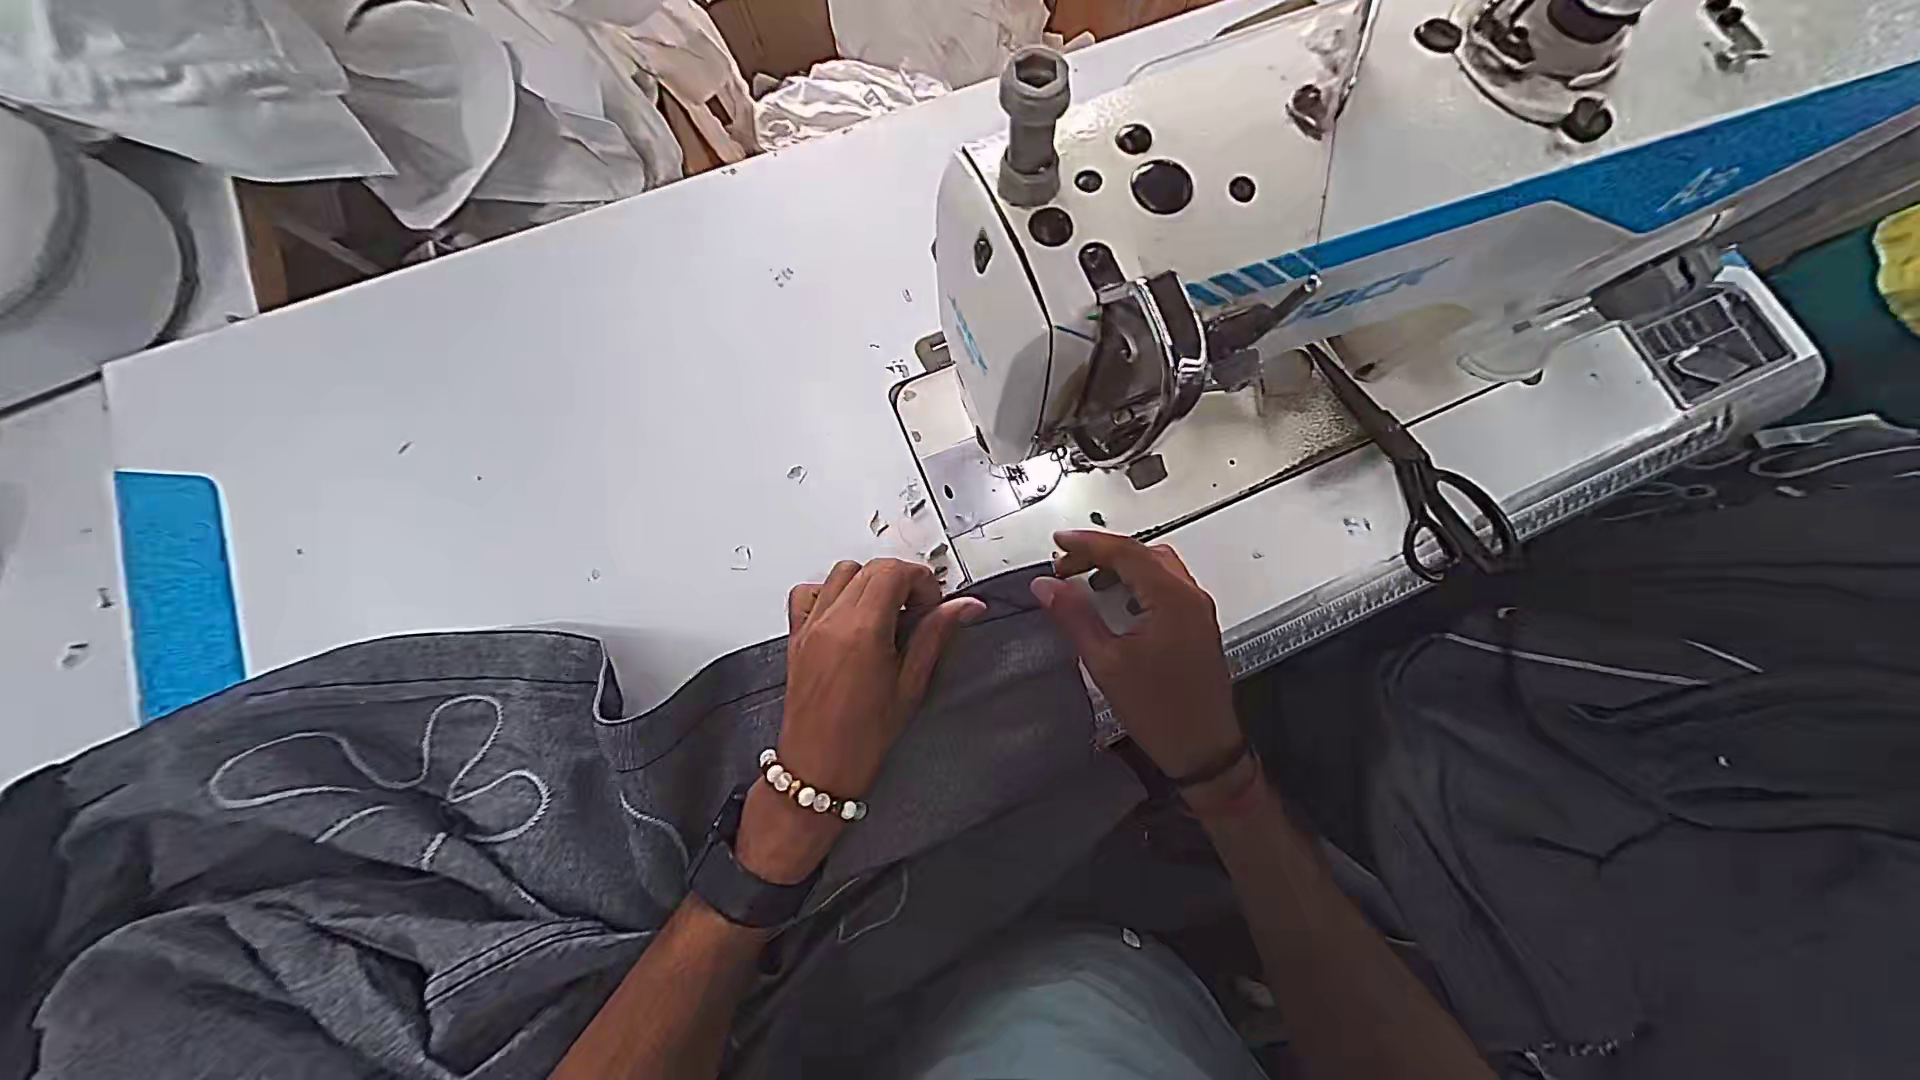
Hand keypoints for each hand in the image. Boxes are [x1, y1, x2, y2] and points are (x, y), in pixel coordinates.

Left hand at [735, 559, 985, 883]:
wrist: (818, 767)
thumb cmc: (861, 738)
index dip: (922, 581)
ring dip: (869, 581)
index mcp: (863, 630)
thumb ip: (936, 636)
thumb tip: (963, 608)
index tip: (932, 603)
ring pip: (842, 571)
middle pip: (871, 567)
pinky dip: (829, 592)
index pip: (894, 571)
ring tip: (885, 612)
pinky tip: (847, 613)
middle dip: (901, 580)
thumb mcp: (911, 685)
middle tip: (916, 610)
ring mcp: (811, 626)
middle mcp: (832, 621)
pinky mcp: (797, 636)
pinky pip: (808, 592)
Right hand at [1030, 530, 1241, 777]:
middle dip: (1100, 553)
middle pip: (1141, 553)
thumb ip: (1074, 617)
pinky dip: (1135, 583)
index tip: (1060, 543)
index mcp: (1172, 599)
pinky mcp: (1195, 625)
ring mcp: (1196, 610)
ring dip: (1119, 566)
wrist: (1203, 750)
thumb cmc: (1164, 713)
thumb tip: (1048, 587)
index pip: (1125, 551)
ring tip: (1086, 581)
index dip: (1087, 543)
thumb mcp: (1105, 662)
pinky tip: (1114, 602)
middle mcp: (1190, 598)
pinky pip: (1164, 586)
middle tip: (1067, 565)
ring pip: (1154, 567)